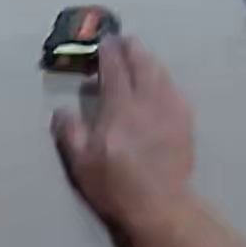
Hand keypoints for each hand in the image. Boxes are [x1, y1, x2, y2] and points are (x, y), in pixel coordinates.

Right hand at [52, 36, 195, 231]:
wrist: (160, 205)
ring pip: (161, 72)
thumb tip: (61, 110)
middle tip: (122, 42)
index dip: (107, 52)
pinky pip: (174, 89)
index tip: (102, 43)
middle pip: (142, 62)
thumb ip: (70, 132)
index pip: (113, 68)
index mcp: (119, 107)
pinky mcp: (184, 121)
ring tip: (140, 58)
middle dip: (131, 48)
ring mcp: (170, 108)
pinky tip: (160, 85)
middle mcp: (147, 100)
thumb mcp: (81, 163)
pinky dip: (163, 80)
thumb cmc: (115, 186)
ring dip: (148, 60)